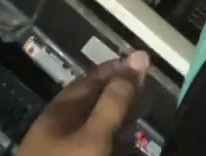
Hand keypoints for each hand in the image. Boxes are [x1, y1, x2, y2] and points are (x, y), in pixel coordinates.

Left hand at [17, 51, 150, 155]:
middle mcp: (56, 128)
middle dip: (121, 93)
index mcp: (58, 112)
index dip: (119, 67)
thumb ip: (115, 101)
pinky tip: (124, 146)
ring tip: (141, 117)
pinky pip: (91, 148)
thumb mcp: (94, 137)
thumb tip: (138, 58)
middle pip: (93, 101)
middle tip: (149, 90)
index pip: (93, 77)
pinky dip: (110, 142)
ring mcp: (59, 153)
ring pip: (93, 126)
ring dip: (118, 119)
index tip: (146, 63)